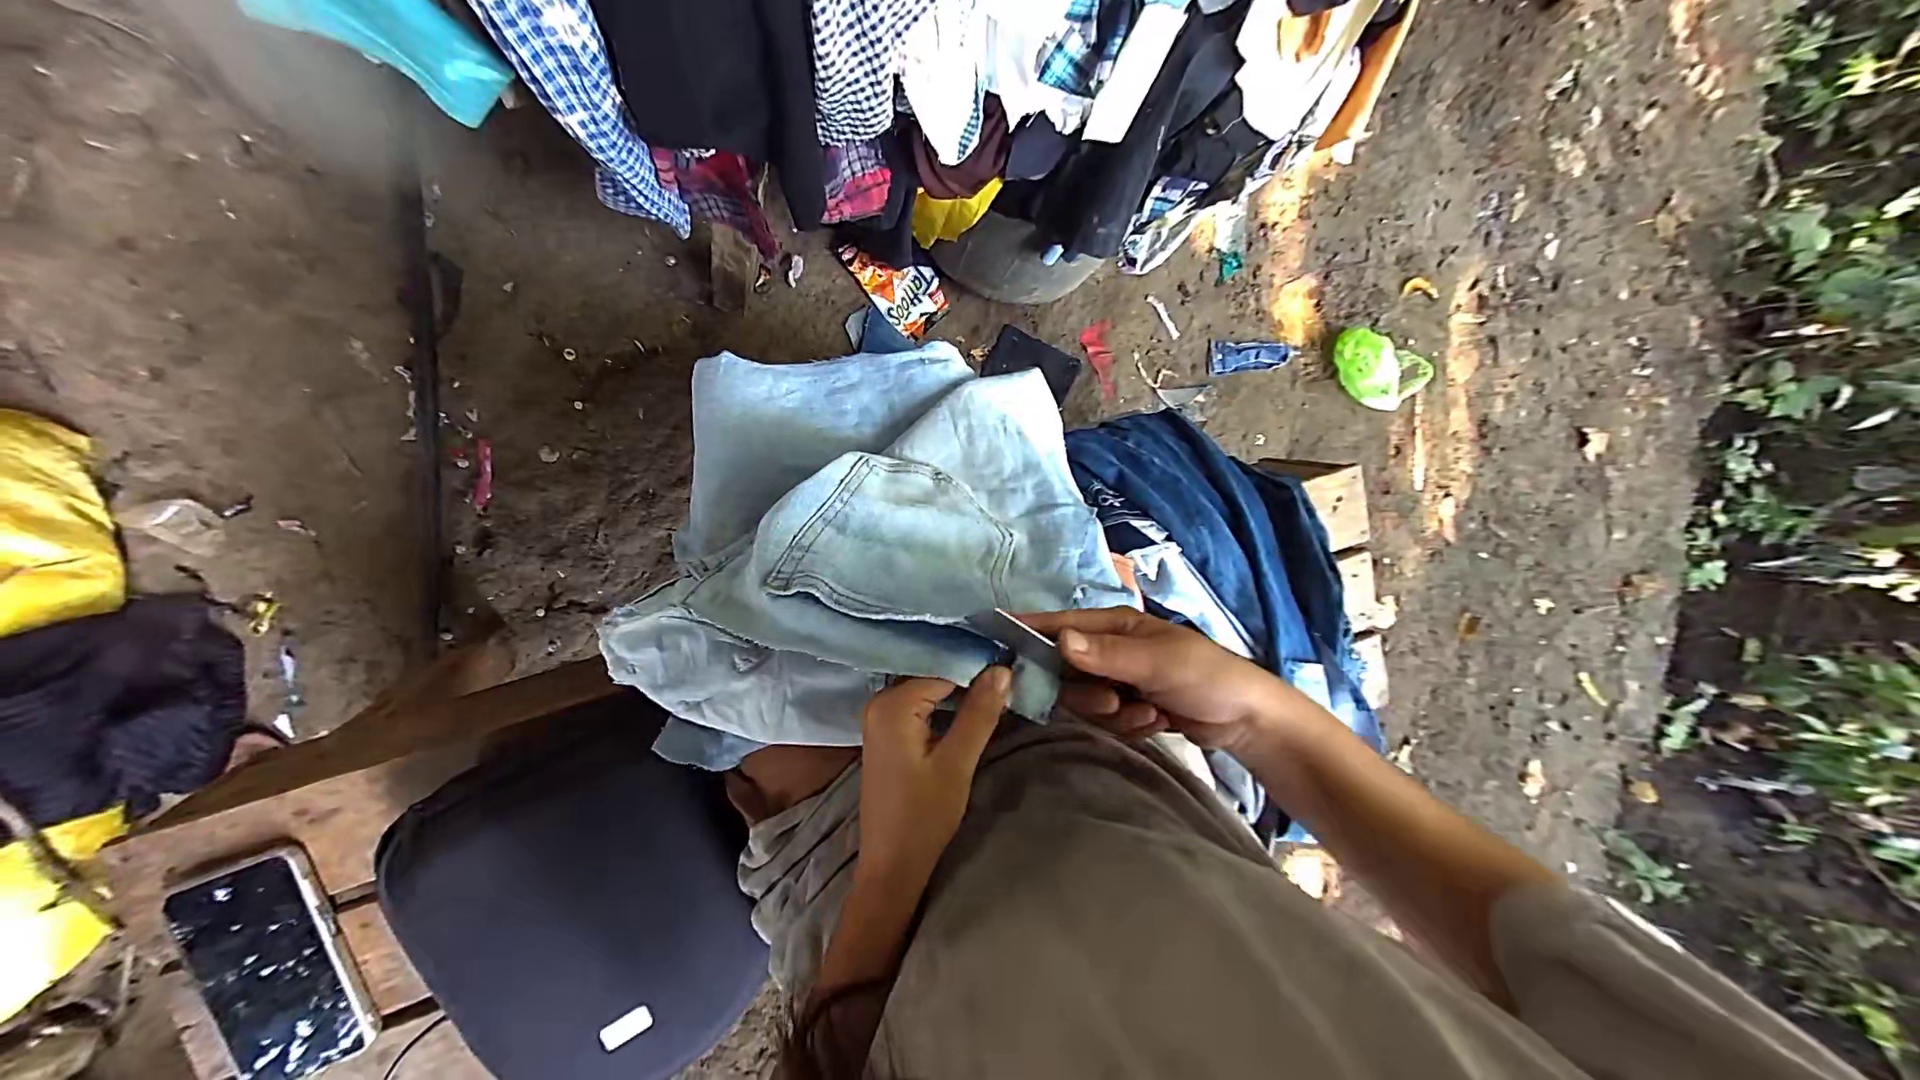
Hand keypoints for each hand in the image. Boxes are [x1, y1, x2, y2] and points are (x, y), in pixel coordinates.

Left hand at [856, 667, 1009, 887]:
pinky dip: (946, 706)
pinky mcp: (887, 732)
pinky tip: (974, 708)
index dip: (979, 667)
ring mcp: (880, 717)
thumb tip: (1002, 669)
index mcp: (892, 704)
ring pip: (929, 690)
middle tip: (1011, 676)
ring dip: (961, 692)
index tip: (1013, 665)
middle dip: (971, 676)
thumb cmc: (923, 816)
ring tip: (1000, 687)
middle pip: (934, 676)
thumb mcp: (957, 763)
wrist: (892, 865)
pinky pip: (921, 705)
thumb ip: (979, 713)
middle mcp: (880, 702)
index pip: (944, 668)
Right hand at [1019, 608, 1309, 755]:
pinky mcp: (1125, 706)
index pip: (1058, 625)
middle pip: (1064, 671)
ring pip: (1083, 700)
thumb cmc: (1206, 675)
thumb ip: (1107, 653)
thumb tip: (1060, 639)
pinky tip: (1156, 721)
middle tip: (1117, 700)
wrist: (1246, 720)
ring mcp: (1115, 679)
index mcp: (1113, 625)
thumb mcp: (1158, 661)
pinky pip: (1103, 719)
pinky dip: (1127, 725)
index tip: (994, 640)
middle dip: (1088, 693)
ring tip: (1149, 711)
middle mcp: (1107, 649)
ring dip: (1113, 713)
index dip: (1027, 631)